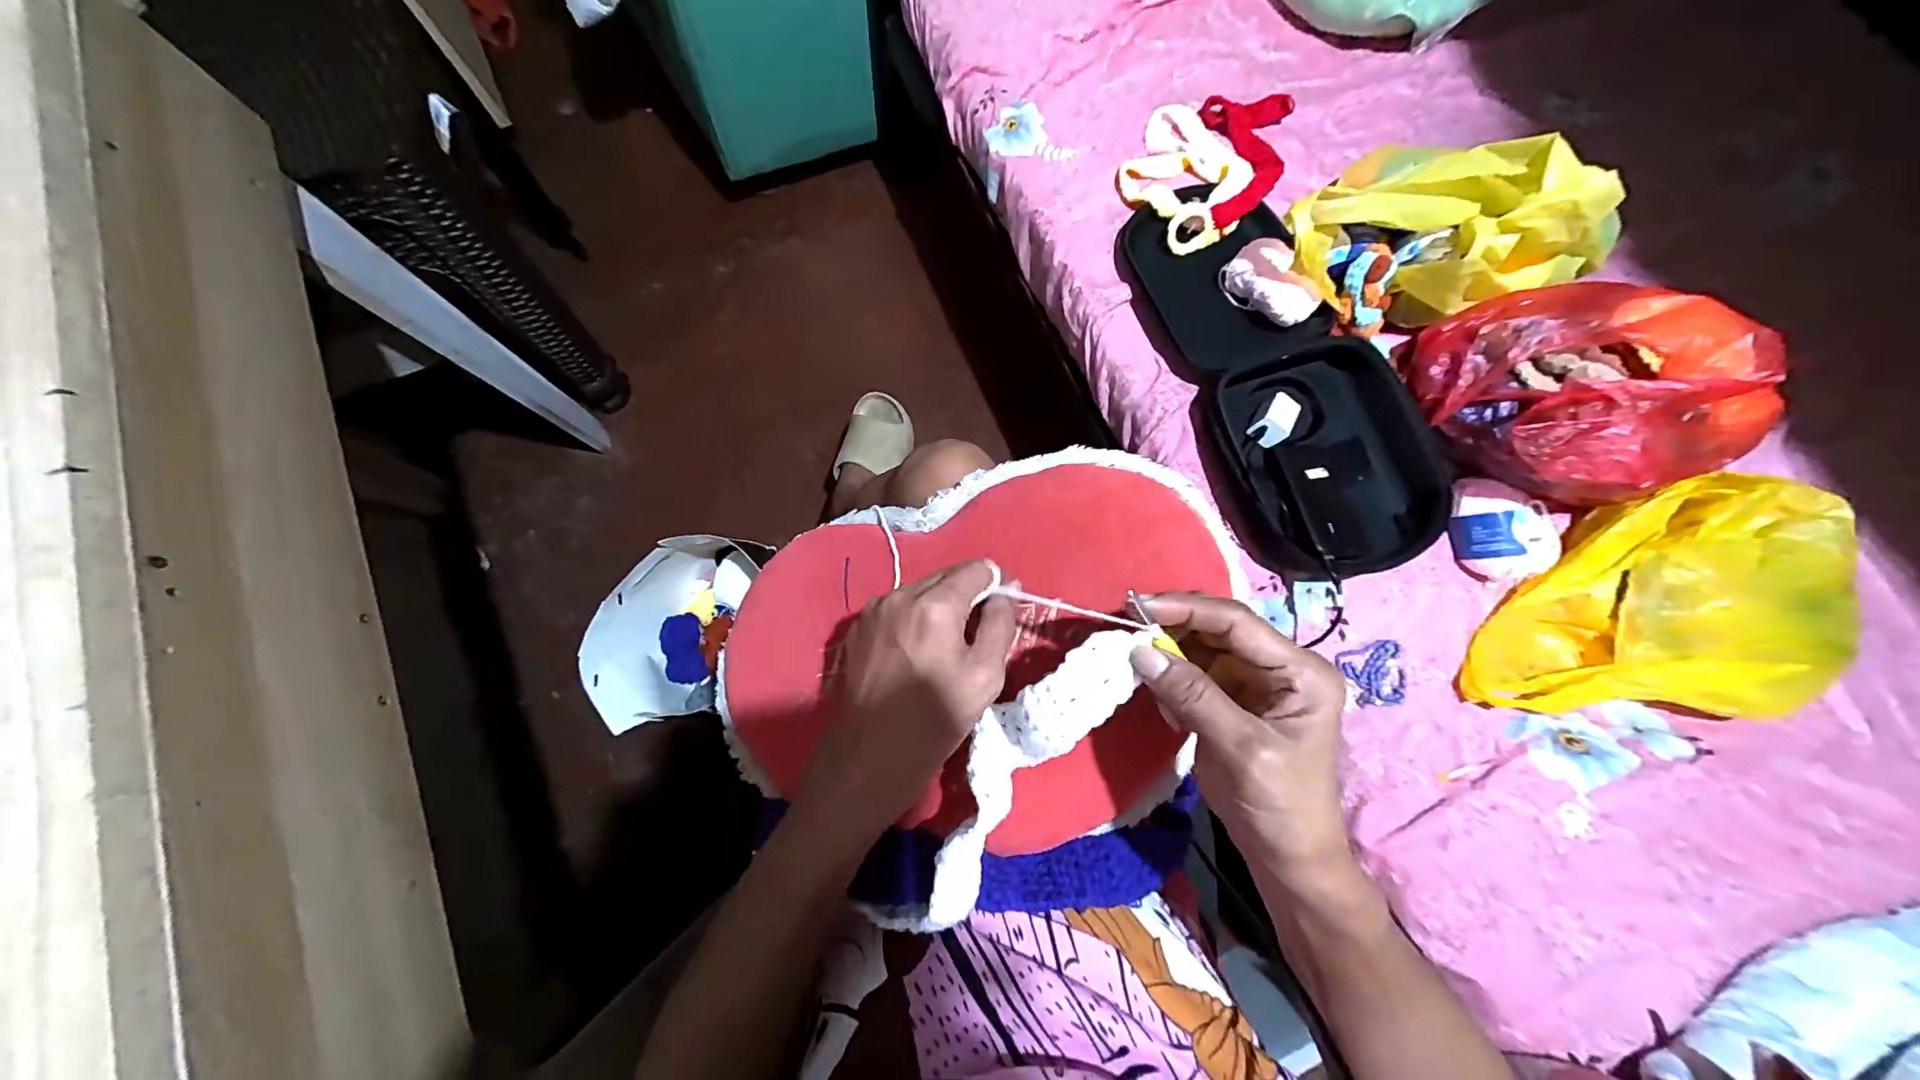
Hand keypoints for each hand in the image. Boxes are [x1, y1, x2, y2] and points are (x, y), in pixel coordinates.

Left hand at [796, 560, 1017, 838]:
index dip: (998, 584)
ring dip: (940, 605)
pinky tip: (916, 652)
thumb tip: (1003, 594)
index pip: (978, 568)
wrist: (869, 756)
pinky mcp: (857, 627)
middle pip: (947, 575)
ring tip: (945, 646)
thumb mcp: (985, 677)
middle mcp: (900, 595)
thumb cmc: (934, 720)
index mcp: (935, 605)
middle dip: (969, 594)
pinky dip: (914, 618)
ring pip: (920, 590)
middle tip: (978, 632)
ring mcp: (874, 610)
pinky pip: (897, 608)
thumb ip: (999, 625)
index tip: (1004, 609)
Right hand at [1129, 592, 1351, 883]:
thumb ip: (1192, 695)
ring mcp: (1253, 683)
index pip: (1237, 622)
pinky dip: (1170, 679)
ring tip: (1139, 664)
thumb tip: (1140, 651)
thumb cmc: (1280, 805)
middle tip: (1127, 626)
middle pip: (1217, 628)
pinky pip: (1192, 674)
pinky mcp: (1230, 700)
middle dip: (1173, 626)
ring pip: (1200, 648)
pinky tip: (1164, 703)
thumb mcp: (1239, 748)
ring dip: (1167, 653)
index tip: (1139, 606)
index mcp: (1300, 671)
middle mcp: (1279, 667)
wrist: (1288, 859)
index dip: (1188, 609)